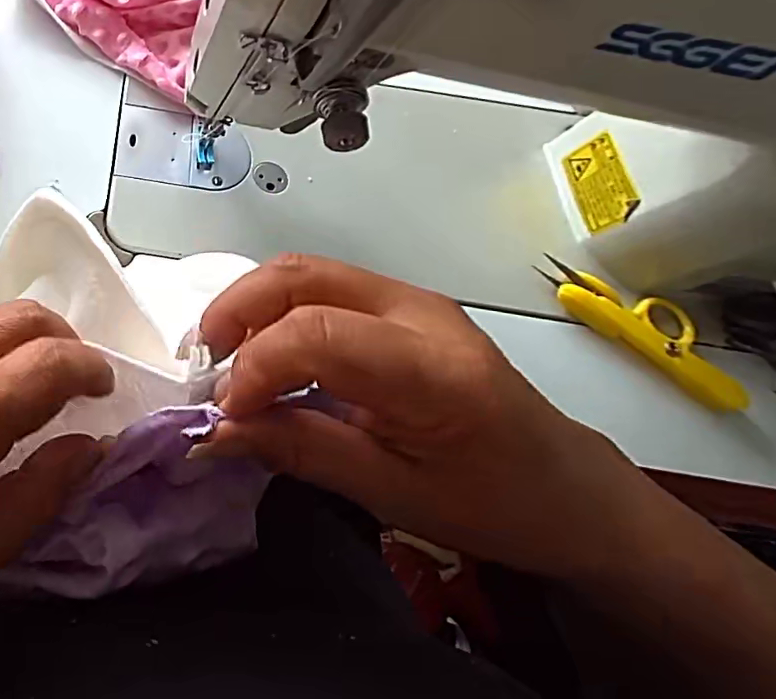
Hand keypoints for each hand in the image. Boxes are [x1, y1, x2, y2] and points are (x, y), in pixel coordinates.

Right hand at [194, 254, 660, 581]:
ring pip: (304, 271)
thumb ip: (299, 450)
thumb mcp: (392, 494)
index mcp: (432, 368)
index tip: (227, 412)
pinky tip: (264, 352)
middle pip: (301, 275)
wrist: (570, 487)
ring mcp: (408, 298)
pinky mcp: (398, 302)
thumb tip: (216, 432)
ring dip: (251, 305)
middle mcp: (418, 310)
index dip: (256, 365)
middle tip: (205, 362)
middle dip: (237, 310)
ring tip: (226, 357)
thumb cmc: (495, 504)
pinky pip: (320, 287)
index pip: (318, 332)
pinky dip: (276, 312)